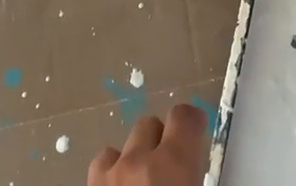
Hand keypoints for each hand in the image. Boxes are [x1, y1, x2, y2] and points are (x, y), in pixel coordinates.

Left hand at [87, 104, 208, 185]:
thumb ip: (194, 172)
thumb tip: (194, 164)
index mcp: (173, 164)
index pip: (183, 117)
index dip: (192, 122)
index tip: (197, 130)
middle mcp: (137, 162)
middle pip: (148, 125)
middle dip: (160, 141)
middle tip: (170, 168)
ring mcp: (106, 177)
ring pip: (118, 149)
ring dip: (131, 159)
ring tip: (141, 181)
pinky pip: (99, 170)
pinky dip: (110, 176)